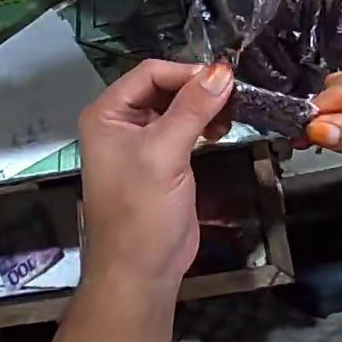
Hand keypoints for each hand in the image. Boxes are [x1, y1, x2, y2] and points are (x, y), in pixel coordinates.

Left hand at [78, 60, 233, 292]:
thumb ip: (192, 108)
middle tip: (233, 96)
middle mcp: (121, 122)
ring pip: (178, 107)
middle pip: (164, 87)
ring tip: (230, 115)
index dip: (187, 72)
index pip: (150, 73)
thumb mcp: (165, 153)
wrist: (141, 271)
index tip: (225, 79)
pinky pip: (185, 128)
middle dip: (198, 89)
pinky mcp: (163, 160)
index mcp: (107, 114)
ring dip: (204, 106)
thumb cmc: (142, 211)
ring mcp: (142, 142)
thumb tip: (223, 71)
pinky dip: (204, 124)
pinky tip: (221, 129)